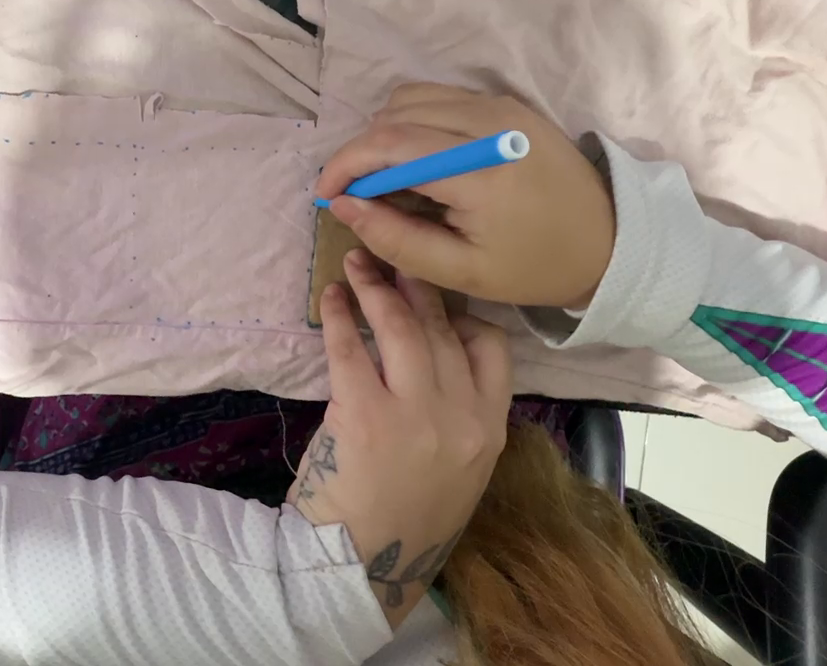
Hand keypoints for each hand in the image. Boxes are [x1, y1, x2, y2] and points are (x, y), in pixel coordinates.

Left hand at [286, 251, 511, 629]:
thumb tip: (438, 348)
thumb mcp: (459, 467)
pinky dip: (339, 316)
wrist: (360, 570)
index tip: (438, 293)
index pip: (494, 348)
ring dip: (375, 286)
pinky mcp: (364, 414)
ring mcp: (415, 415)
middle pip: (442, 327)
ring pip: (399, 326)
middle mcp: (461, 416)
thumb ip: (461, 411)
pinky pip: (351, 348)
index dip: (464, 310)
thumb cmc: (407, 513)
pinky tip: (331, 298)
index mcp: (490, 429)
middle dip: (415, 284)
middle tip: (392, 257)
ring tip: (357, 264)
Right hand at [314, 83, 615, 308]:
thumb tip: (343, 206)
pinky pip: (435, 95)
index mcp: (480, 171)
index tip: (325, 196)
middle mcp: (487, 123)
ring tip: (385, 177)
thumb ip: (396, 239)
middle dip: (359, 153)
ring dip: (382, 133)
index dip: (345, 165)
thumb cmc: (534, 265)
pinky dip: (409, 120)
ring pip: (409, 98)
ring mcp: (498, 105)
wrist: (611, 240)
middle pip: (393, 115)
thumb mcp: (461, 272)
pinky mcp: (504, 101)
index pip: (389, 145)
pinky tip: (415, 158)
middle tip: (354, 195)